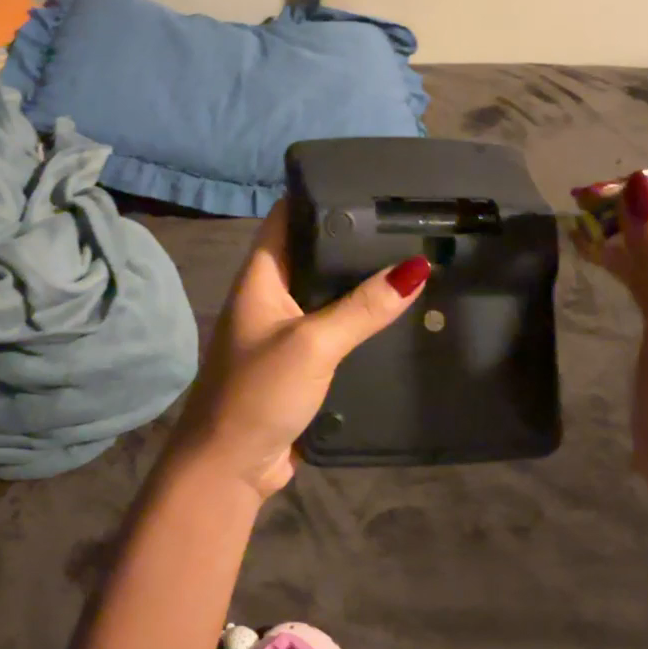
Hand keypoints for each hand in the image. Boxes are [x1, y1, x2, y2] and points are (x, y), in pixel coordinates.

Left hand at [170, 202, 429, 498]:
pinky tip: (396, 317)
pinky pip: (333, 330)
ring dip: (359, 283)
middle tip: (407, 222)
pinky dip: (359, 321)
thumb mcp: (313, 344)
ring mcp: (284, 332)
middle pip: (311, 255)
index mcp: (261, 278)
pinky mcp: (299, 364)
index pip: (286, 218)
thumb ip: (362, 307)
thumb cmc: (259, 392)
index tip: (367, 183)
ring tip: (414, 260)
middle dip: (351, 240)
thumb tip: (417, 266)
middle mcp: (270, 297)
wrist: (230, 466)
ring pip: (326, 295)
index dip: (319, 196)